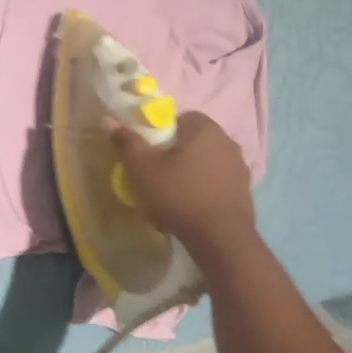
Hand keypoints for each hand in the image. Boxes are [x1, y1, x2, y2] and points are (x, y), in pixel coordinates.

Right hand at [105, 111, 254, 253]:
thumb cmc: (177, 195)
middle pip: (193, 141)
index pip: (181, 118)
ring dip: (189, 174)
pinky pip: (216, 183)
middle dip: (175, 155)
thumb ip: (126, 143)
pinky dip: (202, 191)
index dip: (161, 134)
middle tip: (155, 178)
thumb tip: (109, 120)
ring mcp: (238, 165)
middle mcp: (226, 140)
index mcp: (203, 128)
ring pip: (205, 163)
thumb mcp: (142, 169)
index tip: (148, 155)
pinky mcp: (243, 189)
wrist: (218, 234)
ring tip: (171, 198)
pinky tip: (189, 210)